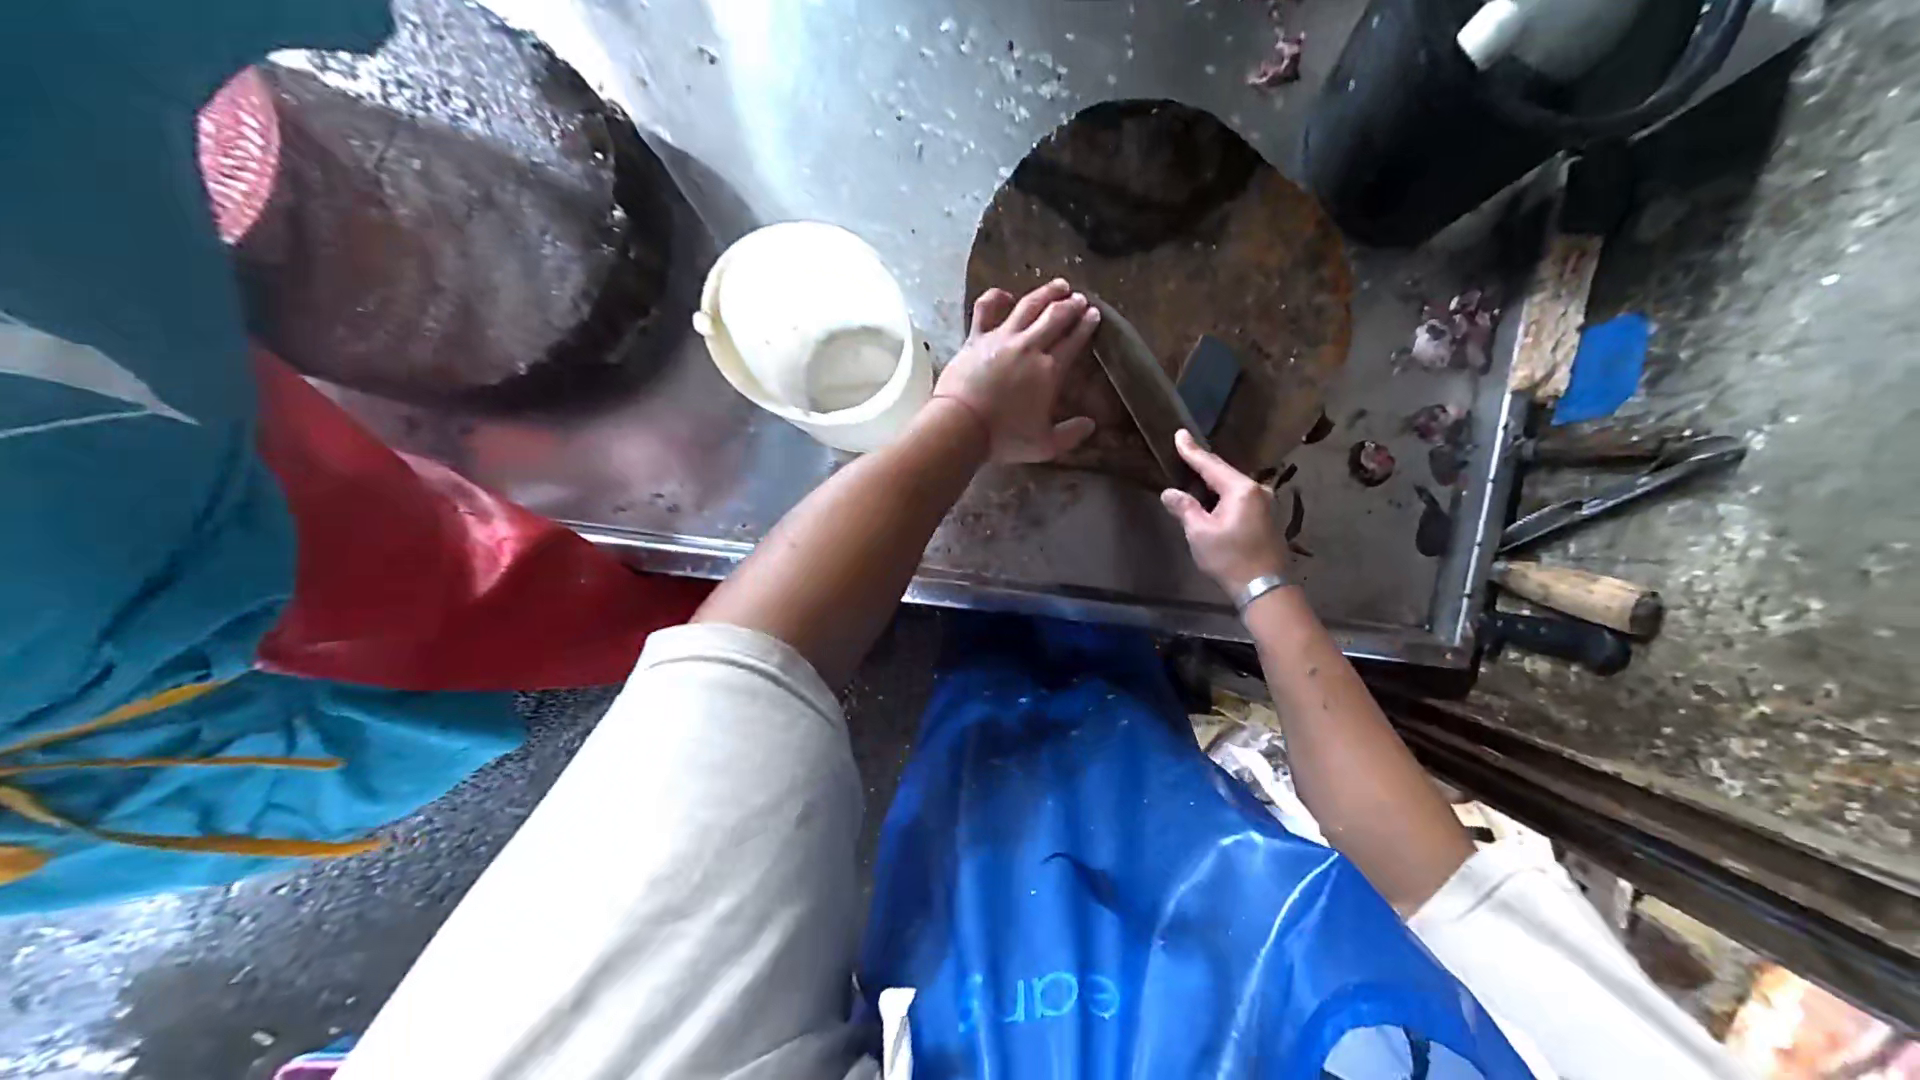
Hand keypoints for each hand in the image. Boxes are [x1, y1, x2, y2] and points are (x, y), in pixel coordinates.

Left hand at [932, 279, 1099, 463]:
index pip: (1074, 341)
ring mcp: (1002, 338)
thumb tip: (1090, 425)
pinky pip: (987, 308)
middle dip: (1071, 304)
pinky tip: (1006, 295)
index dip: (1086, 325)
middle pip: (1056, 316)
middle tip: (1080, 298)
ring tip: (1059, 285)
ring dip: (1046, 292)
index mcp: (1050, 371)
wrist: (962, 425)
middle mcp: (1029, 347)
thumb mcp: (1044, 445)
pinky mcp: (976, 337)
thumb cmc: (1004, 437)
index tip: (1094, 314)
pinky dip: (997, 297)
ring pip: (1028, 305)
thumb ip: (1070, 435)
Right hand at [1159, 429, 1287, 594]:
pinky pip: (1241, 497)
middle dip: (1202, 467)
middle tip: (1183, 456)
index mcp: (1241, 489)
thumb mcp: (1199, 533)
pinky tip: (1213, 501)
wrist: (1265, 587)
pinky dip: (1224, 496)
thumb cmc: (1229, 558)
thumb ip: (1185, 508)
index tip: (1180, 433)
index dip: (1192, 451)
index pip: (1210, 465)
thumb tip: (1170, 492)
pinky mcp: (1268, 517)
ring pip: (1233, 486)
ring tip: (1194, 481)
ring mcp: (1266, 503)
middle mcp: (1258, 490)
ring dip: (1213, 484)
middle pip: (1224, 473)